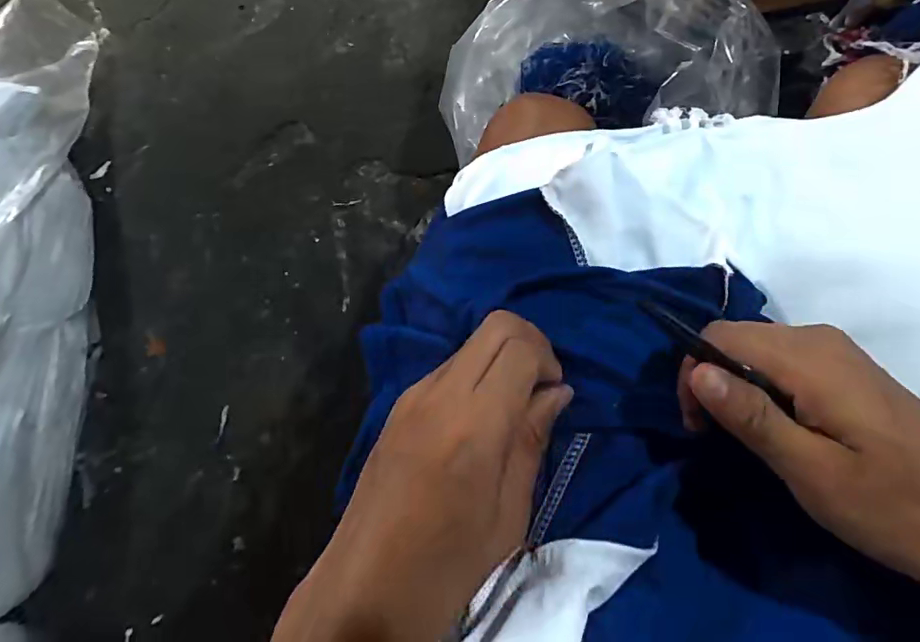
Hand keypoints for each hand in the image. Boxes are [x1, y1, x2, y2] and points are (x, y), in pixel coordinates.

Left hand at [275, 310, 572, 641]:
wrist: (361, 595)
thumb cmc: (446, 567)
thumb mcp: (508, 514)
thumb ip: (532, 439)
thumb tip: (558, 391)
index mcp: (473, 424)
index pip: (520, 346)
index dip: (548, 358)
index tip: (555, 392)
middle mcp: (440, 394)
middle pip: (497, 324)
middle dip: (530, 342)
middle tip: (540, 386)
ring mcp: (413, 395)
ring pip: (472, 342)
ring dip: (501, 357)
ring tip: (511, 405)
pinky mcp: (398, 405)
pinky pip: (450, 366)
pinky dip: (477, 373)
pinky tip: (479, 418)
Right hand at [679, 322, 919, 641]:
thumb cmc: (902, 510)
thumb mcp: (816, 475)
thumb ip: (752, 416)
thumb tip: (695, 368)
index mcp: (808, 355)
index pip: (719, 335)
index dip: (693, 373)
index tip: (698, 431)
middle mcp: (821, 338)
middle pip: (741, 339)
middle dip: (714, 381)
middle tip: (720, 444)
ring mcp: (843, 354)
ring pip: (765, 352)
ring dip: (742, 390)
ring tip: (754, 446)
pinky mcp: (856, 375)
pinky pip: (792, 366)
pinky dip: (771, 392)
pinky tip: (788, 436)